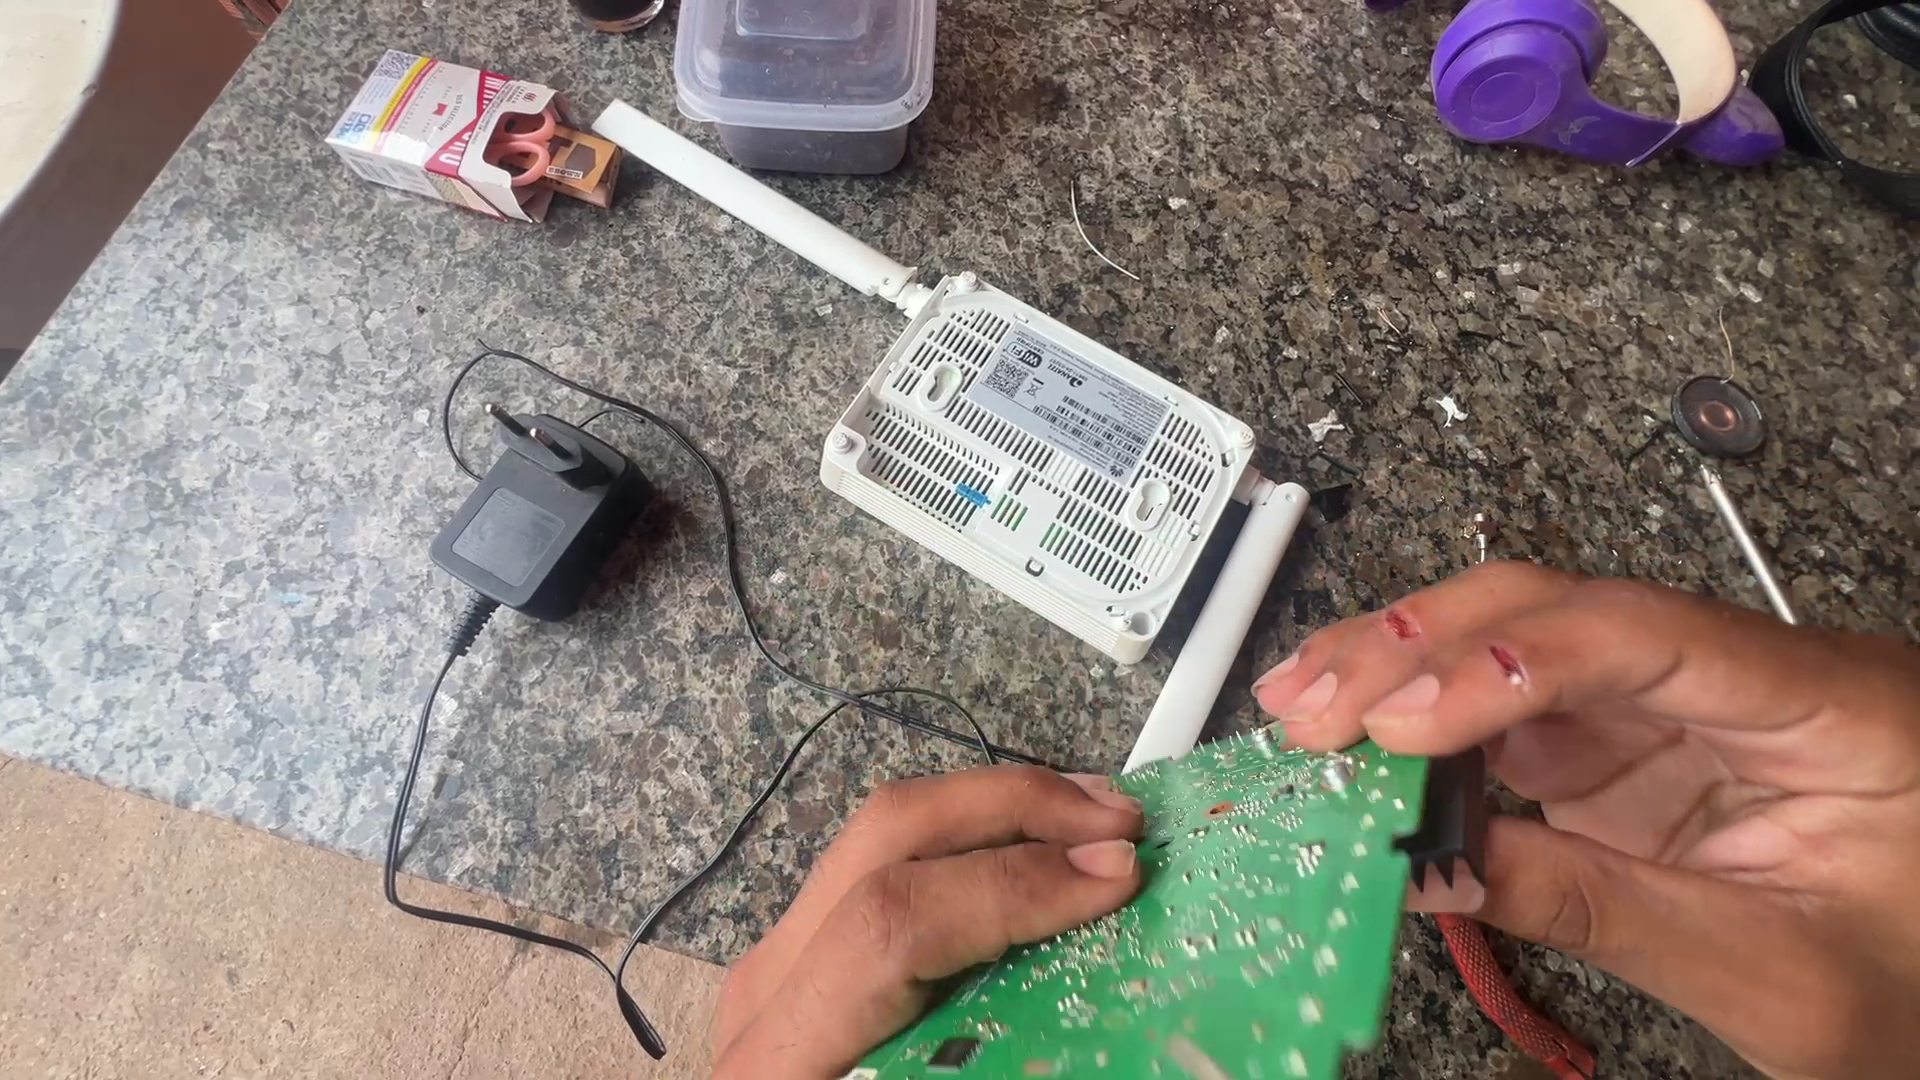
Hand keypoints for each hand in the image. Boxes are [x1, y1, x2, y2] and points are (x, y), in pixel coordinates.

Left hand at [710, 766, 1144, 1078]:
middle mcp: (773, 978)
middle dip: (1015, 806)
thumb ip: (1017, 1054)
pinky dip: (975, 829)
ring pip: (892, 823)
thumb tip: (1137, 1015)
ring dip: (1002, 803)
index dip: (1014, 888)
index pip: (893, 927)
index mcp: (785, 1058)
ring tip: (1091, 811)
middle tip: (1120, 820)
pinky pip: (897, 849)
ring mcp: (786, 941)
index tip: (1119, 876)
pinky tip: (1032, 836)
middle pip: (890, 832)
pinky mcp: (807, 930)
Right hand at [1251, 561, 1919, 1079]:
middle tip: (1320, 711)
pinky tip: (1330, 705)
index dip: (1502, 665)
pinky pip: (1468, 681)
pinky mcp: (1577, 719)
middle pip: (1537, 603)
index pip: (1636, 636)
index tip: (1401, 729)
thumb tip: (1426, 866)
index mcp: (1824, 706)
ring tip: (1296, 699)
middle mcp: (1713, 665)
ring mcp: (1634, 687)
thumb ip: (1600, 911)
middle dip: (1411, 648)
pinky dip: (1389, 693)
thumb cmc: (1913, 981)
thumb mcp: (1778, 980)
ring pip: (1484, 624)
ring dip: (1379, 657)